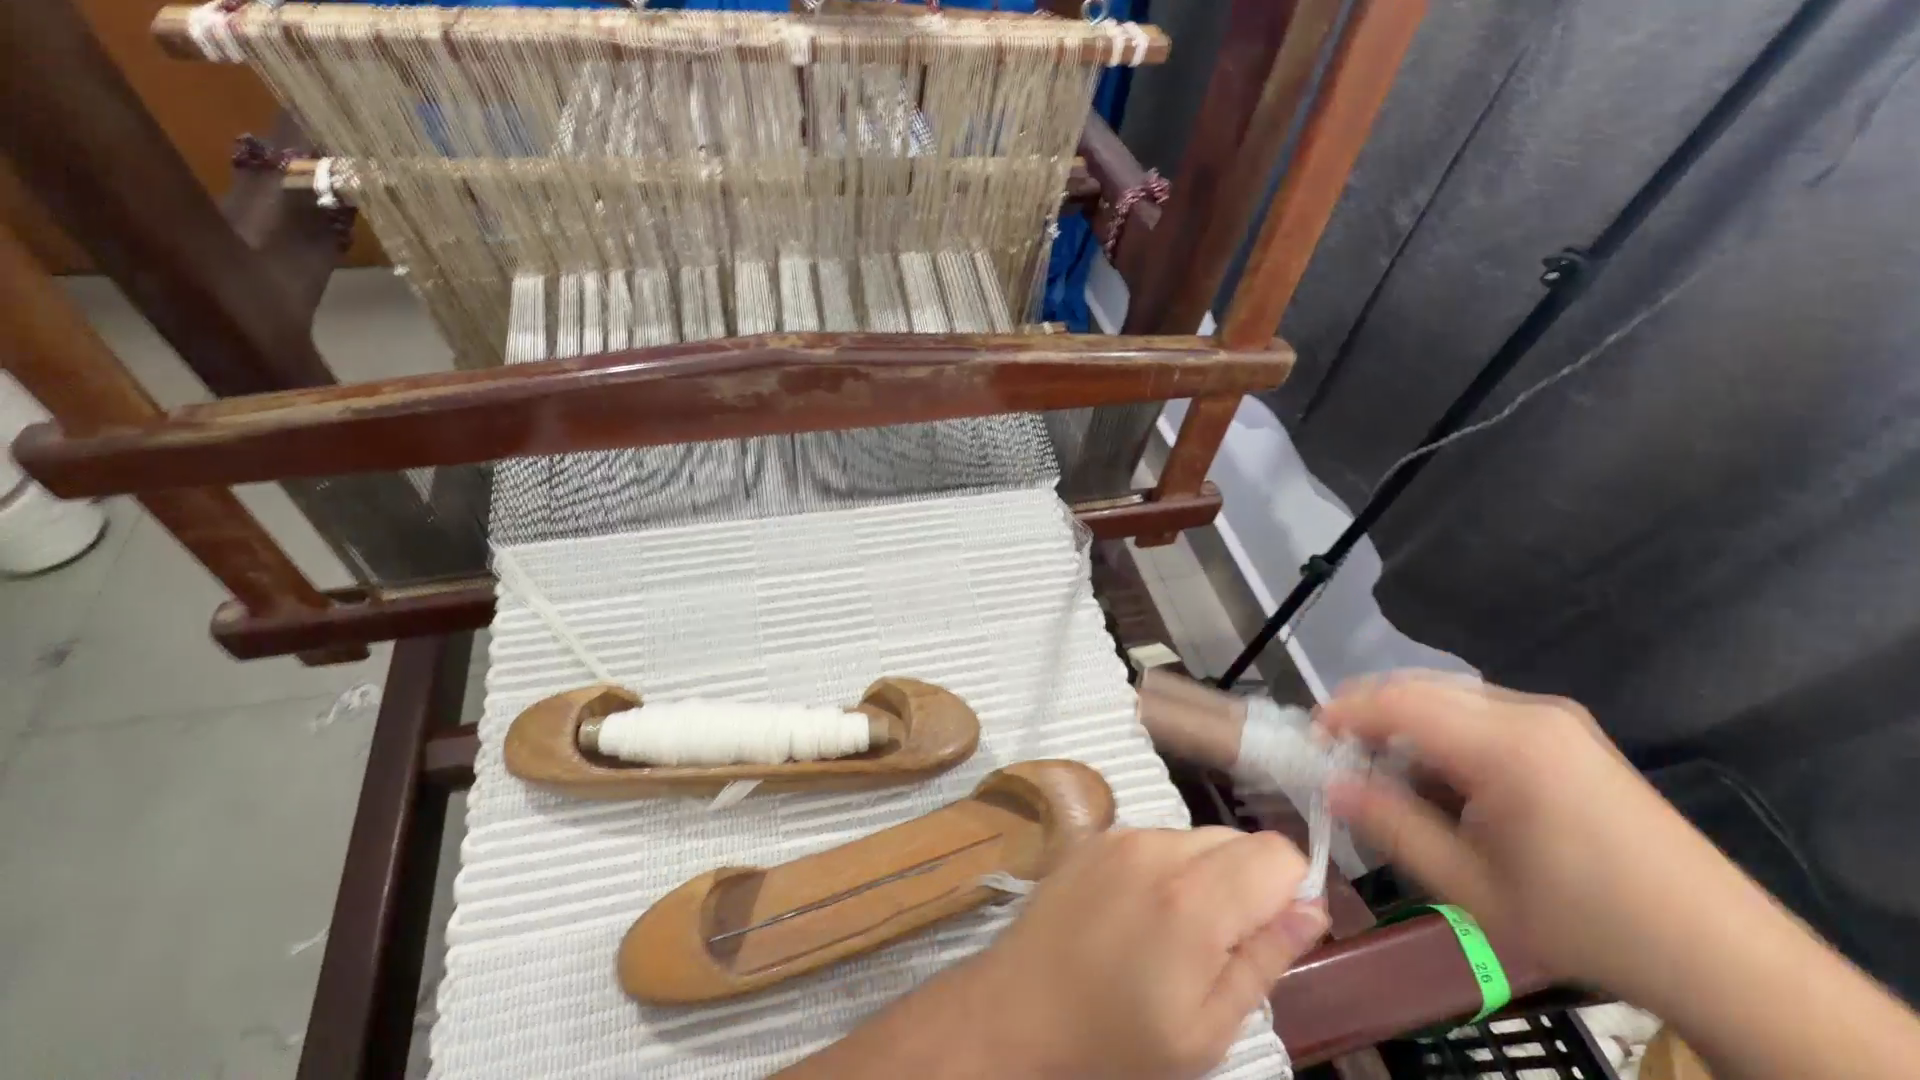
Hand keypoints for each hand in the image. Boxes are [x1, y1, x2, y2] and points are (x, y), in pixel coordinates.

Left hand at [966, 827, 1329, 1078]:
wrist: (1012, 1015)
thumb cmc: (1112, 1043)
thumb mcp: (1205, 1029)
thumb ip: (1264, 960)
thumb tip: (1313, 909)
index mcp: (1193, 901)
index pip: (1279, 854)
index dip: (1290, 894)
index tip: (1270, 937)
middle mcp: (1157, 849)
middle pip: (1240, 840)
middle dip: (1250, 885)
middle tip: (1220, 947)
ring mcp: (1119, 838)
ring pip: (1198, 837)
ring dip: (1207, 875)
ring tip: (1174, 935)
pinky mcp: (1092, 839)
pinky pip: (1156, 839)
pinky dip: (1167, 868)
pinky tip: (1139, 914)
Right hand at [1320, 673, 1741, 999]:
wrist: (1718, 949)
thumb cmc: (1584, 921)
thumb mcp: (1470, 886)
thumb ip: (1392, 825)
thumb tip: (1330, 786)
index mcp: (1505, 745)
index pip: (1399, 701)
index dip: (1344, 712)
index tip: (1307, 738)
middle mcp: (1531, 713)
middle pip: (1424, 688)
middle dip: (1371, 715)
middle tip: (1337, 758)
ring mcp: (1558, 720)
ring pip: (1453, 699)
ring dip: (1408, 725)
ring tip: (1384, 776)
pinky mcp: (1573, 737)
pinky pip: (1486, 715)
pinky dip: (1446, 735)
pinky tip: (1442, 781)